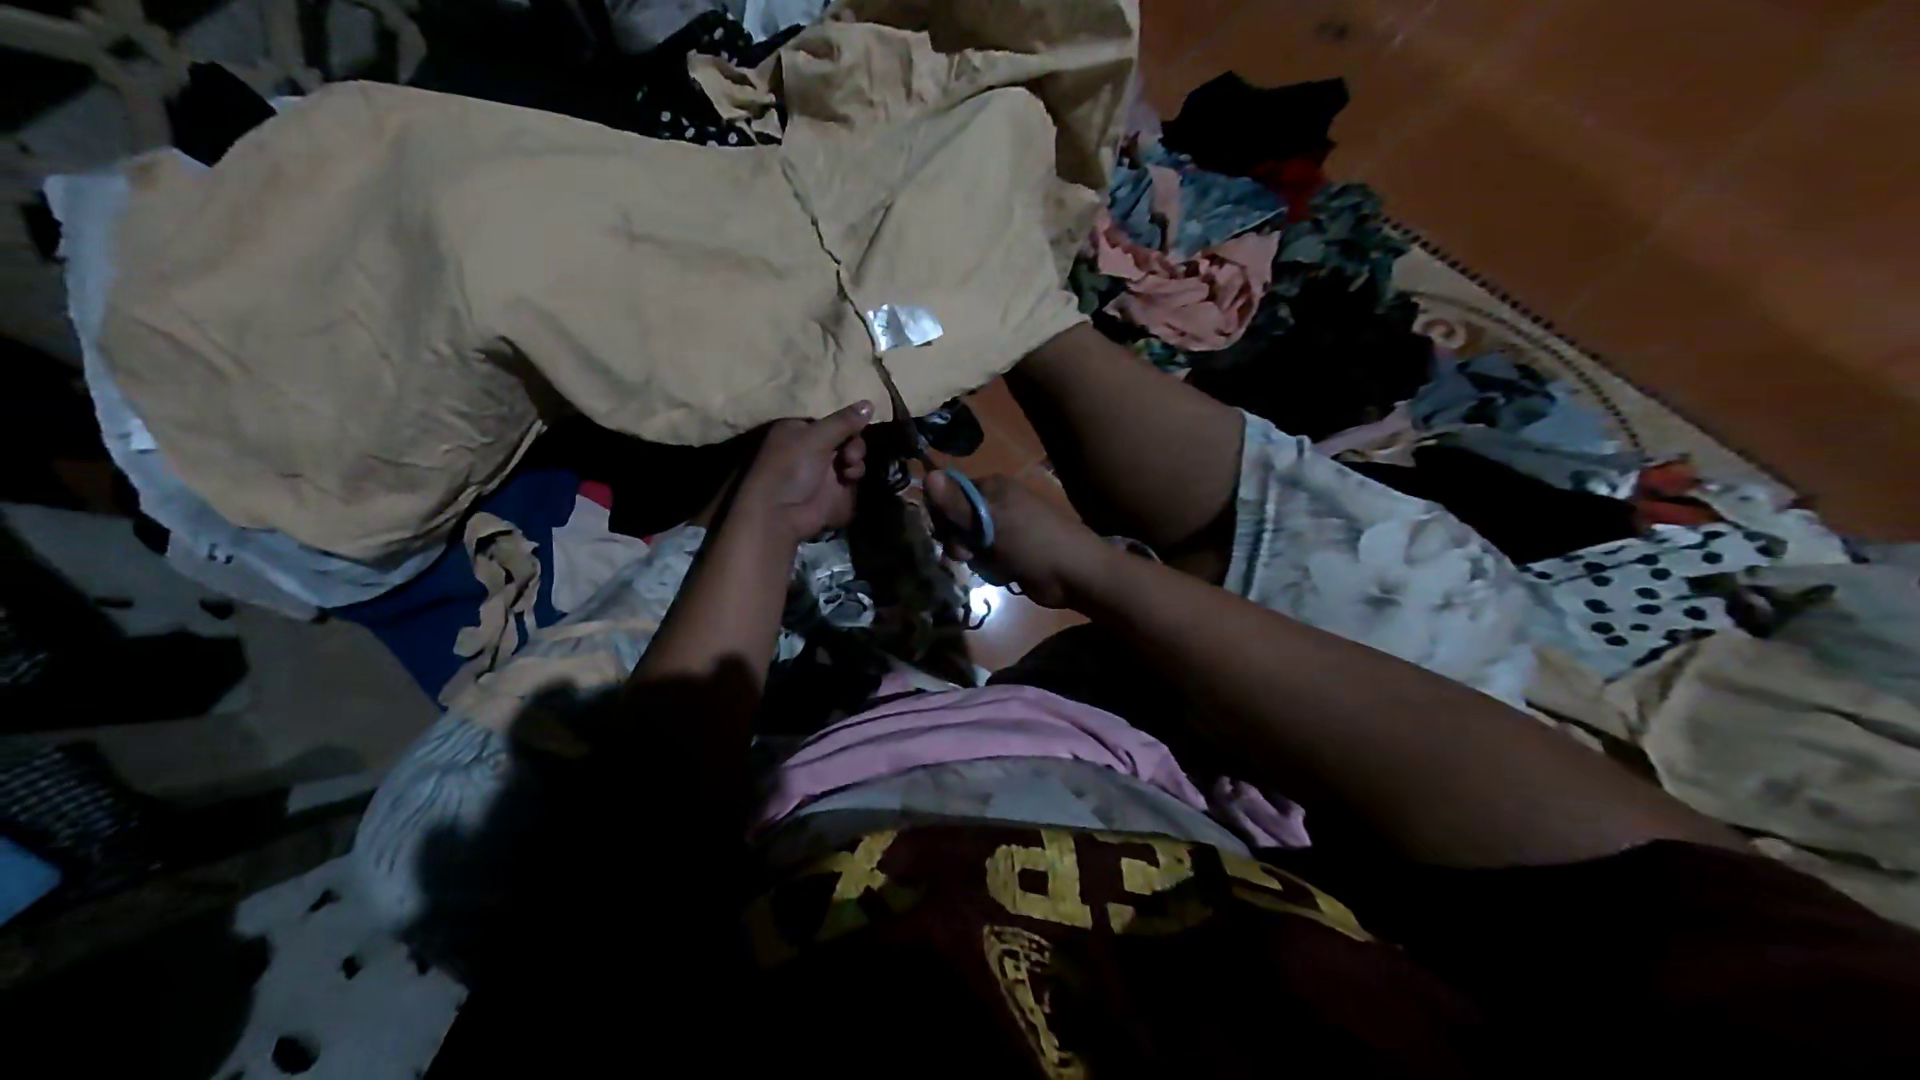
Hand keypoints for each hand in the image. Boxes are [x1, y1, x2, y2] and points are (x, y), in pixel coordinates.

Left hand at [733, 401, 871, 542]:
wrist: (781, 513)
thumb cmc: (791, 468)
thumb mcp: (815, 438)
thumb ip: (844, 422)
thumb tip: (870, 403)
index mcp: (801, 431)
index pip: (833, 421)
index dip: (847, 424)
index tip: (854, 429)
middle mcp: (814, 449)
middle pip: (848, 439)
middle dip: (854, 445)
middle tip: (850, 455)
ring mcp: (825, 472)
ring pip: (853, 458)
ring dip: (856, 461)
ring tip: (848, 468)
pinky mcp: (835, 491)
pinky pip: (854, 477)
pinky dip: (854, 476)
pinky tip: (848, 479)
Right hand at [925, 471, 1114, 608]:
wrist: (1074, 573)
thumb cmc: (1032, 541)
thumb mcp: (990, 521)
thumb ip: (957, 503)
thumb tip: (927, 474)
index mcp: (992, 488)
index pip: (950, 492)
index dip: (943, 513)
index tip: (946, 530)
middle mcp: (995, 504)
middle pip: (956, 521)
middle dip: (959, 540)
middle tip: (970, 552)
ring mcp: (1003, 530)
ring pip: (969, 544)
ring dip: (976, 558)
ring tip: (993, 564)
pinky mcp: (1010, 553)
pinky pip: (985, 559)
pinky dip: (991, 568)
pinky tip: (1004, 573)